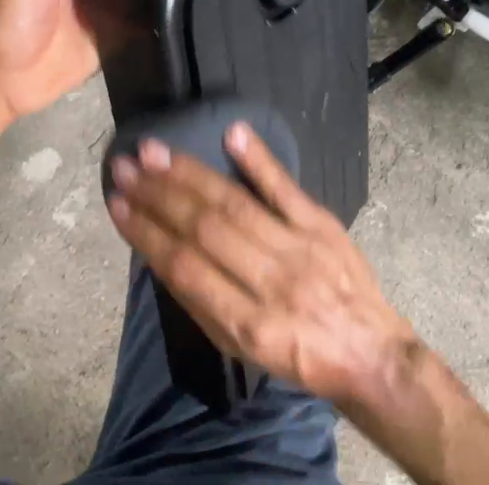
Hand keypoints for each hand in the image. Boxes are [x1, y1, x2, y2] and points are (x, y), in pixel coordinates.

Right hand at [106, 124, 420, 409]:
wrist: (372, 353)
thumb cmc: (297, 355)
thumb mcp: (240, 349)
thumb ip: (201, 304)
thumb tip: (160, 253)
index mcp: (246, 323)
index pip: (184, 268)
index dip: (146, 233)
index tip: (116, 205)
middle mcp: (271, 283)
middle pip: (204, 228)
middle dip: (158, 195)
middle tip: (124, 167)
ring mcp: (299, 249)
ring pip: (235, 205)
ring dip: (190, 174)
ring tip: (155, 152)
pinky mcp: (322, 226)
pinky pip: (286, 189)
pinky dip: (259, 159)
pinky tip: (232, 133)